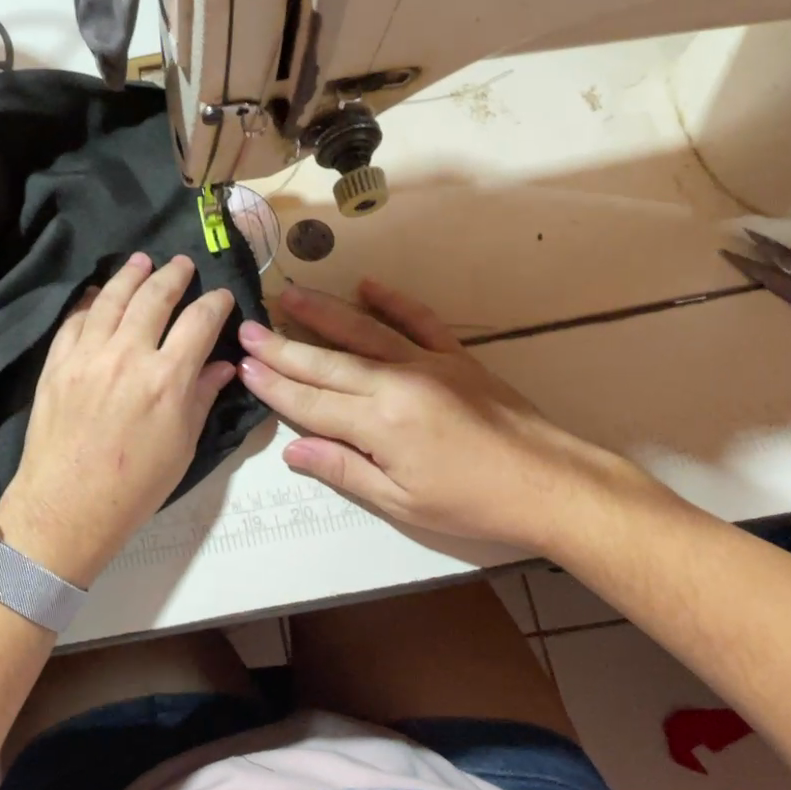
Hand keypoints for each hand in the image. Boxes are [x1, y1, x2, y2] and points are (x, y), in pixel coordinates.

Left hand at [0, 253, 237, 586]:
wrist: (68, 506)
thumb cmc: (135, 487)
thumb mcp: (182, 447)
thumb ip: (201, 398)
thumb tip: (222, 367)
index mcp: (167, 378)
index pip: (199, 321)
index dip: (215, 302)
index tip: (221, 296)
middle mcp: (128, 355)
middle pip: (154, 296)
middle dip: (173, 275)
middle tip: (181, 264)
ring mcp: (87, 355)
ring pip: (111, 298)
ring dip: (131, 275)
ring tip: (142, 262)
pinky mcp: (56, 363)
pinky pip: (75, 319)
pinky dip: (90, 301)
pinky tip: (97, 294)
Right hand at [235, 279, 661, 550]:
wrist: (548, 483)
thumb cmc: (470, 503)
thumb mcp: (400, 502)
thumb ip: (344, 470)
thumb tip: (294, 451)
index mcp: (379, 426)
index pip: (311, 403)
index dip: (274, 386)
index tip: (242, 367)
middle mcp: (396, 384)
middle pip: (326, 363)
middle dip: (282, 347)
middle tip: (246, 328)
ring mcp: (427, 364)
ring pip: (363, 332)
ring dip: (322, 314)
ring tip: (289, 296)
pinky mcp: (456, 357)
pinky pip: (419, 321)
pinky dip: (392, 301)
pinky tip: (367, 286)